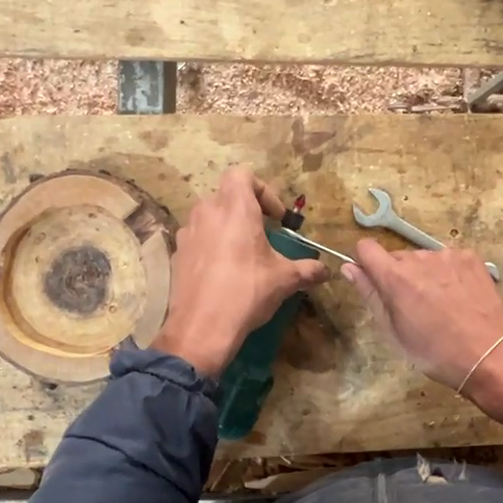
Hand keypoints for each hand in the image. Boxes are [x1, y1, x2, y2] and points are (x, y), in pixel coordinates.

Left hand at [149, 167, 327, 375]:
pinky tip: (223, 272)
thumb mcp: (285, 280)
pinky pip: (197, 239)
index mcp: (235, 208)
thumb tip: (326, 271)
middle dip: (246, 210)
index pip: (242, 174)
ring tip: (243, 253)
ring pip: (209, 216)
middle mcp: (207, 212)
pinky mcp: (177, 254)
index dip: (262, 189)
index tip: (276, 217)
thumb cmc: (247, 291)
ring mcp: (188, 233)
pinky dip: (211, 245)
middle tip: (264, 233)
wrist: (201, 327)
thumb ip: (308, 270)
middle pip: (226, 195)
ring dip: (227, 226)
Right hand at [344, 242, 502, 436]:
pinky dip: (448, 274)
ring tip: (441, 306)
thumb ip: (370, 295)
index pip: (366, 248)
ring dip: (425, 275)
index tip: (374, 282)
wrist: (491, 355)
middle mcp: (419, 258)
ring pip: (424, 259)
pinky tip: (460, 299)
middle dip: (399, 276)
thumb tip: (350, 268)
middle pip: (397, 257)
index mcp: (395, 277)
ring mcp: (448, 255)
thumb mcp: (393, 333)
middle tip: (414, 307)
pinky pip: (448, 260)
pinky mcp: (471, 258)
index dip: (366, 263)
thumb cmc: (436, 353)